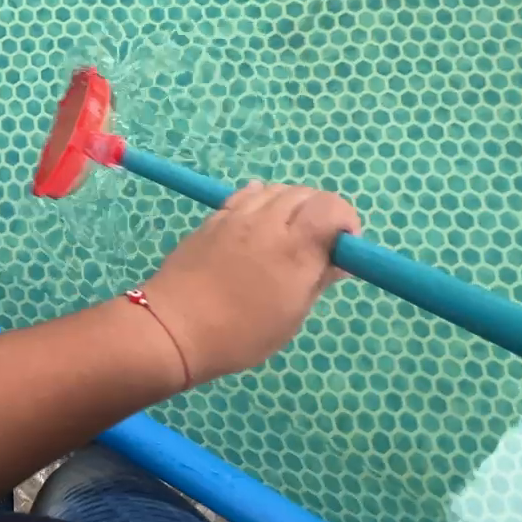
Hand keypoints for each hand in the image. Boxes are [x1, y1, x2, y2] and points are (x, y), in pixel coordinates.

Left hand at [141, 182, 359, 384]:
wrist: (176, 323)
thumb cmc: (242, 332)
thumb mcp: (292, 314)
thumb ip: (318, 278)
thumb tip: (338, 258)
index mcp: (294, 248)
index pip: (330, 206)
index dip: (345, 218)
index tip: (345, 243)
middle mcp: (266, 222)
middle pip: (303, 193)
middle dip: (320, 210)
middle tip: (320, 240)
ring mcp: (235, 216)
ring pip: (273, 190)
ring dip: (290, 203)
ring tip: (289, 232)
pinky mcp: (213, 218)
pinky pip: (244, 195)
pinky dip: (261, 200)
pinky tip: (261, 218)